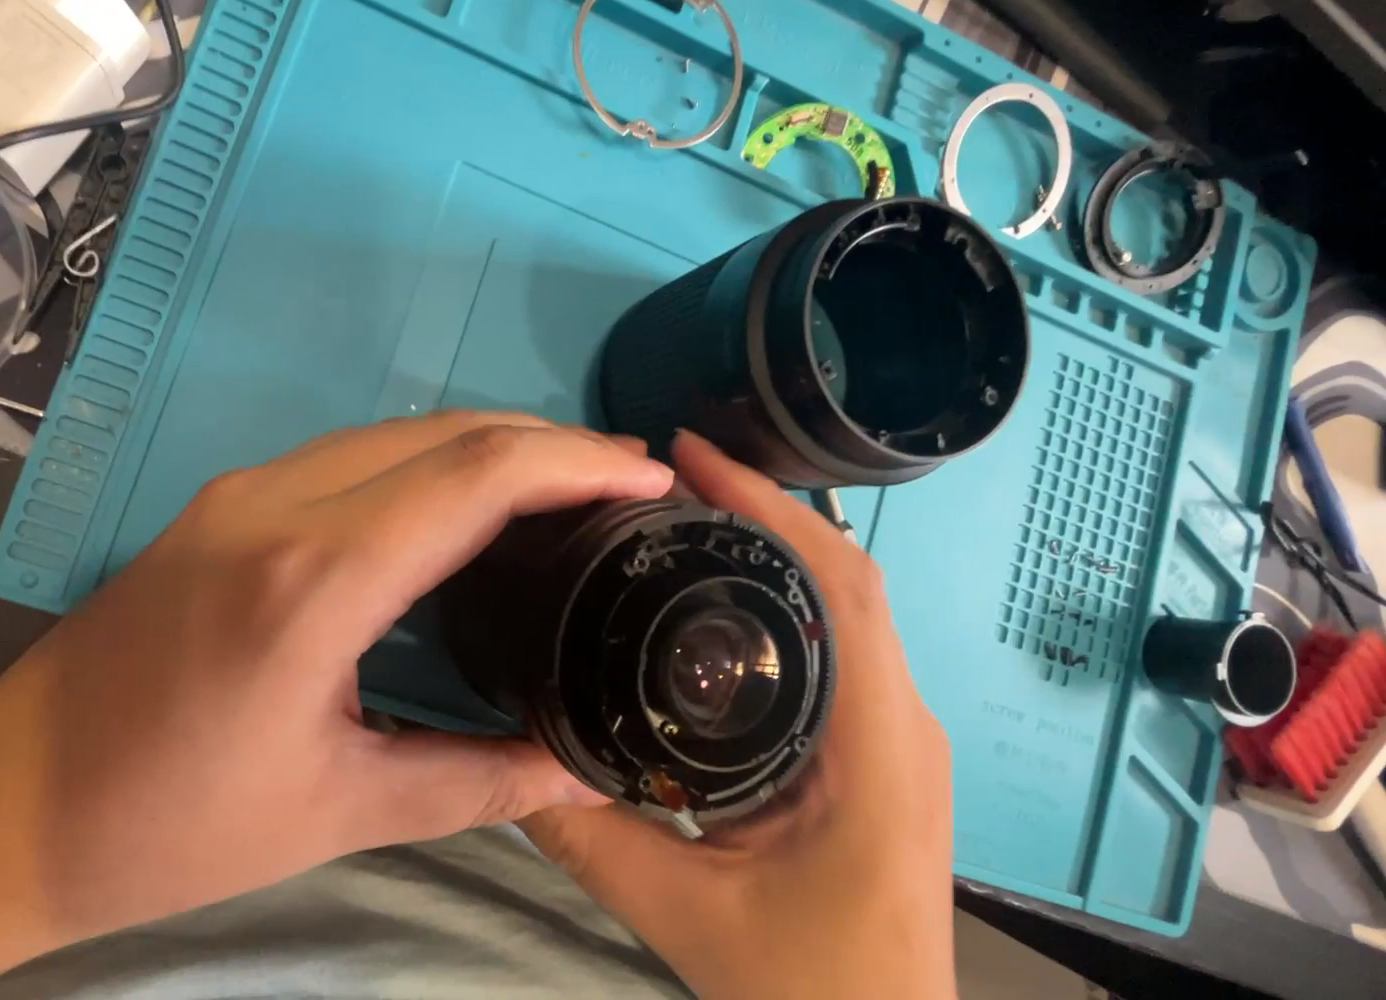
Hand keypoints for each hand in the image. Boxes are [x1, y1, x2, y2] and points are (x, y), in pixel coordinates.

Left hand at [0, 412, 674, 973]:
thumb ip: (475, 782)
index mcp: (314, 579)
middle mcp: (279, 503)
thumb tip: (581, 769)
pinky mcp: (223, 503)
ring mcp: (243, 491)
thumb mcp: (336, 811)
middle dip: (544, 443)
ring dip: (485, 446)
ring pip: (396, 432)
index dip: (575, 462)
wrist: (3, 805)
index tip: (647, 476)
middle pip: (442, 432)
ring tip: (562, 489)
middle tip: (621, 483)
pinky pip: (351, 456)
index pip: (474, 476)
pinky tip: (461, 505)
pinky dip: (427, 463)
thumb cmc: (167, 823)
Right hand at [519, 432, 955, 999]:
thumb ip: (586, 835)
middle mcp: (898, 717)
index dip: (768, 506)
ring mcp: (892, 730)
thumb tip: (506, 751)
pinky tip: (711, 596)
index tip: (689, 456)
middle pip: (839, 576)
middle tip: (662, 478)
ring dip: (767, 546)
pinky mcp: (871, 746)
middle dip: (757, 509)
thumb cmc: (809, 986)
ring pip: (837, 605)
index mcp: (875, 741)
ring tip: (679, 515)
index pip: (839, 585)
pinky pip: (828, 643)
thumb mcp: (682, 911)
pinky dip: (775, 596)